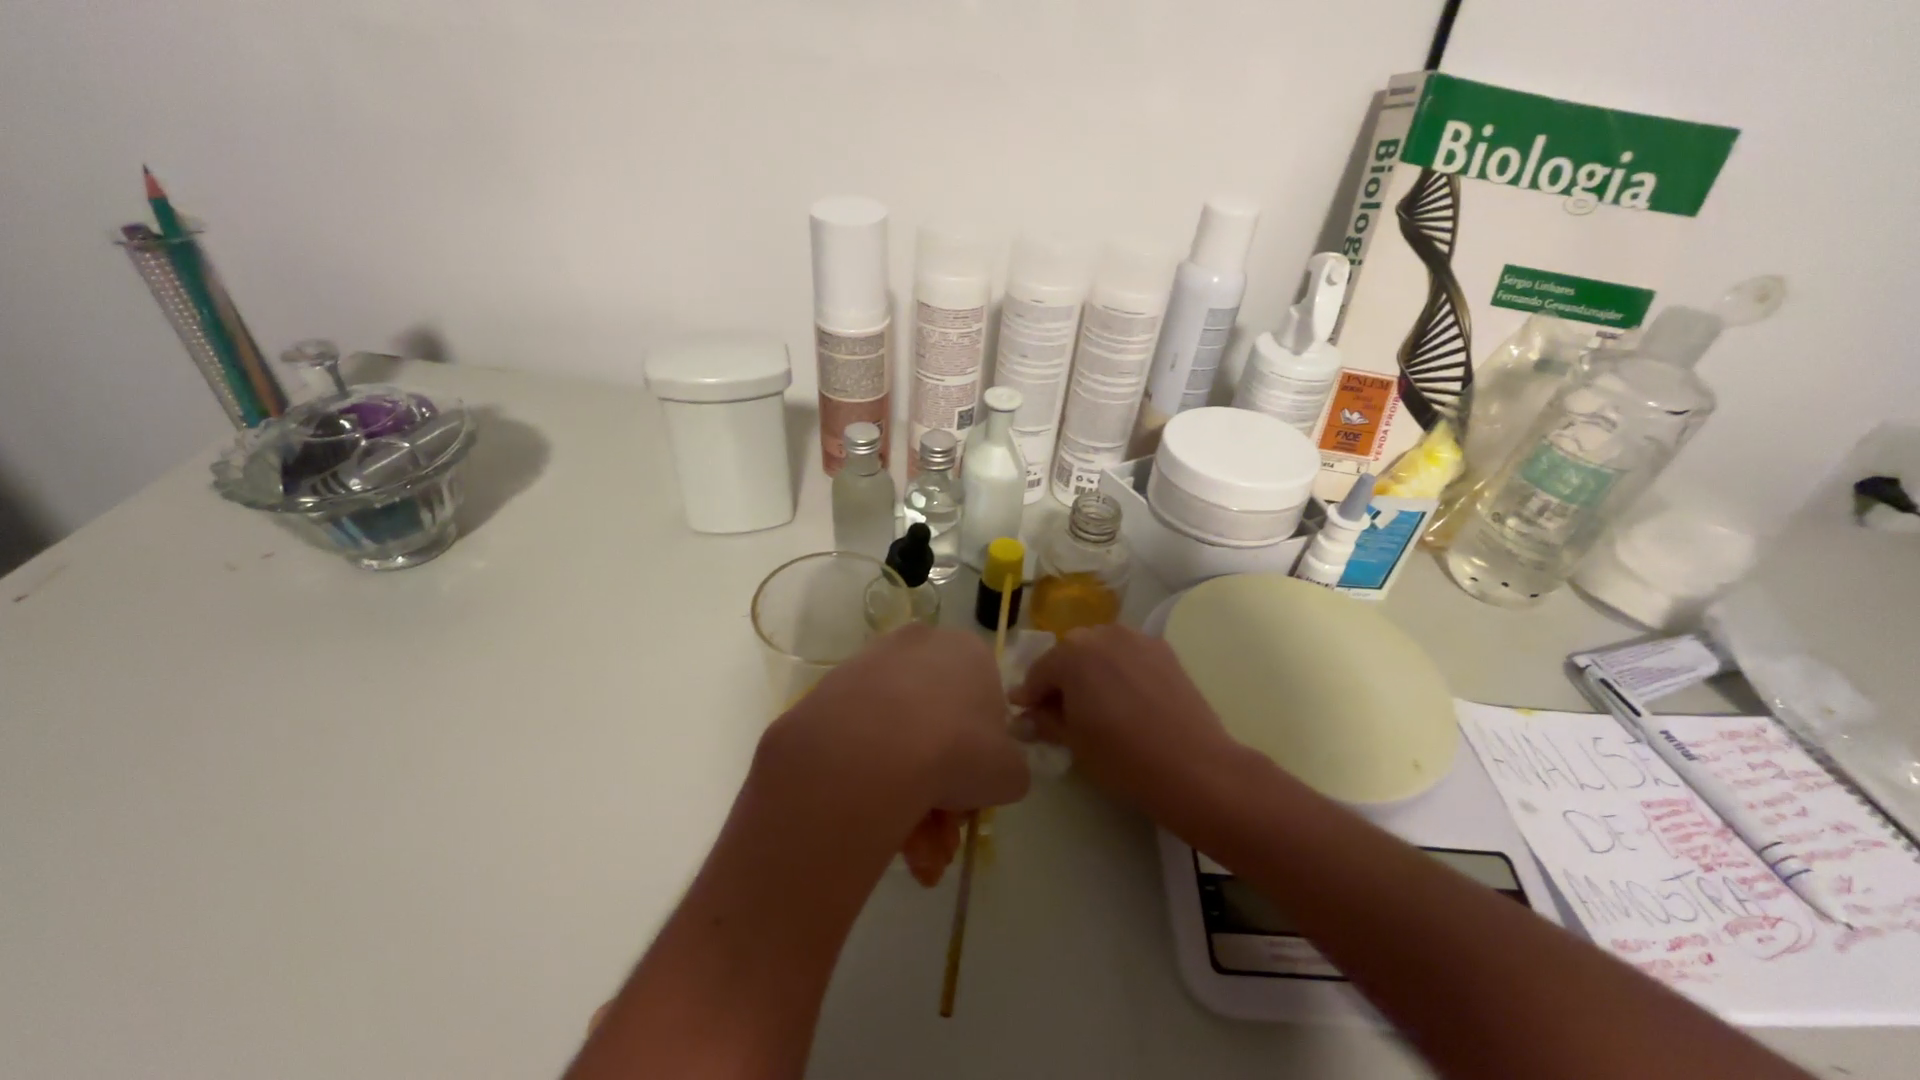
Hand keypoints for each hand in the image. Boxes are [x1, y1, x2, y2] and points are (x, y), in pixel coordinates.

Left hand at [757, 624, 1029, 833]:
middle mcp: (921, 644)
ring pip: (896, 736)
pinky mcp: (831, 688)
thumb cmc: (960, 750)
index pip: (984, 703)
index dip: (981, 752)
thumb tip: (991, 772)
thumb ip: (1007, 768)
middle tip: (940, 830)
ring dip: (907, 791)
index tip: (971, 787)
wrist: (874, 751)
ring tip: (910, 843)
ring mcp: (871, 663)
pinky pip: (860, 738)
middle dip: (941, 782)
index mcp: (970, 652)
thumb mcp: (1011, 773)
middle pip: (937, 722)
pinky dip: (869, 777)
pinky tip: (876, 817)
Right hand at [1011, 624, 1242, 815]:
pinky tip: (1125, 698)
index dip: (1029, 695)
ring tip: (1094, 702)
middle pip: (1070, 653)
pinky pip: (1128, 655)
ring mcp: (1137, 639)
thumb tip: (1026, 717)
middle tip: (1059, 709)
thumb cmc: (1121, 756)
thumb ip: (1045, 720)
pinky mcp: (1164, 650)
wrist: (1192, 765)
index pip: (1039, 671)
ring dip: (1091, 669)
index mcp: (1071, 653)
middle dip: (1060, 677)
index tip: (1024, 713)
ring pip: (1101, 649)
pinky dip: (1119, 670)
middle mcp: (1102, 634)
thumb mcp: (1073, 741)